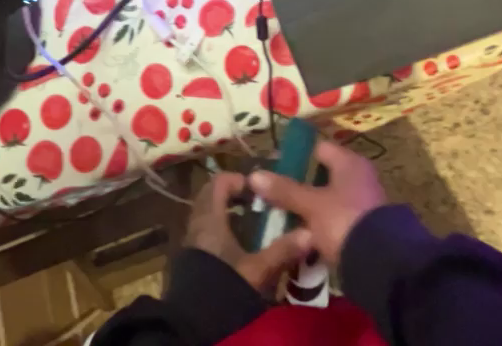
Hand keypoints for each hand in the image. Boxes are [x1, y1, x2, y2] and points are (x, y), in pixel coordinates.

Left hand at [186, 171, 312, 294]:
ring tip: (252, 226)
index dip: (240, 180)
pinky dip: (220, 230)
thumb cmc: (224, 286)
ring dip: (227, 213)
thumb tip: (311, 232)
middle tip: (257, 204)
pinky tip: (238, 247)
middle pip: (211, 195)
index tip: (260, 189)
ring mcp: (191, 240)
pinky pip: (205, 231)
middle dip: (234, 195)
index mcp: (211, 217)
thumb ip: (283, 250)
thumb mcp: (257, 270)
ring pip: (207, 214)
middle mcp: (197, 223)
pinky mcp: (190, 257)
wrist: (192, 322)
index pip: (220, 181)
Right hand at [248, 139, 385, 269]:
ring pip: (329, 199)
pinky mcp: (364, 228)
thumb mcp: (311, 205)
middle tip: (275, 194)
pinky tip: (303, 234)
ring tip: (284, 216)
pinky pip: (336, 219)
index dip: (296, 156)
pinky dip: (321, 224)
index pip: (319, 148)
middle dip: (300, 185)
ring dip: (310, 207)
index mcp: (349, 162)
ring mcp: (364, 203)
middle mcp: (360, 176)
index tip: (274, 167)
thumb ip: (285, 190)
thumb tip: (254, 175)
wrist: (381, 263)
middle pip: (323, 175)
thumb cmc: (344, 220)